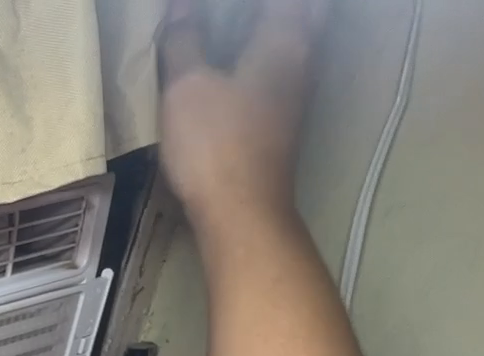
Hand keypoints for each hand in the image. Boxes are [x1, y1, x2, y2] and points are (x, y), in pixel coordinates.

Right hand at [158, 0, 325, 233]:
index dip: (233, 6)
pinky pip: (281, 67)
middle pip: (303, 13)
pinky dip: (263, 55)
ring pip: (296, 37)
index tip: (203, 9)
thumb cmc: (215, 142)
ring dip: (272, 28)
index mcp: (286, 35)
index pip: (276, 0)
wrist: (241, 208)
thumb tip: (180, 6)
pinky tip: (236, 67)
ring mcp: (297, 90)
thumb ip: (184, 42)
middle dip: (269, 15)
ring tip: (234, 31)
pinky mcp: (283, 118)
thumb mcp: (185, 89)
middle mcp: (303, 55)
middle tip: (230, 18)